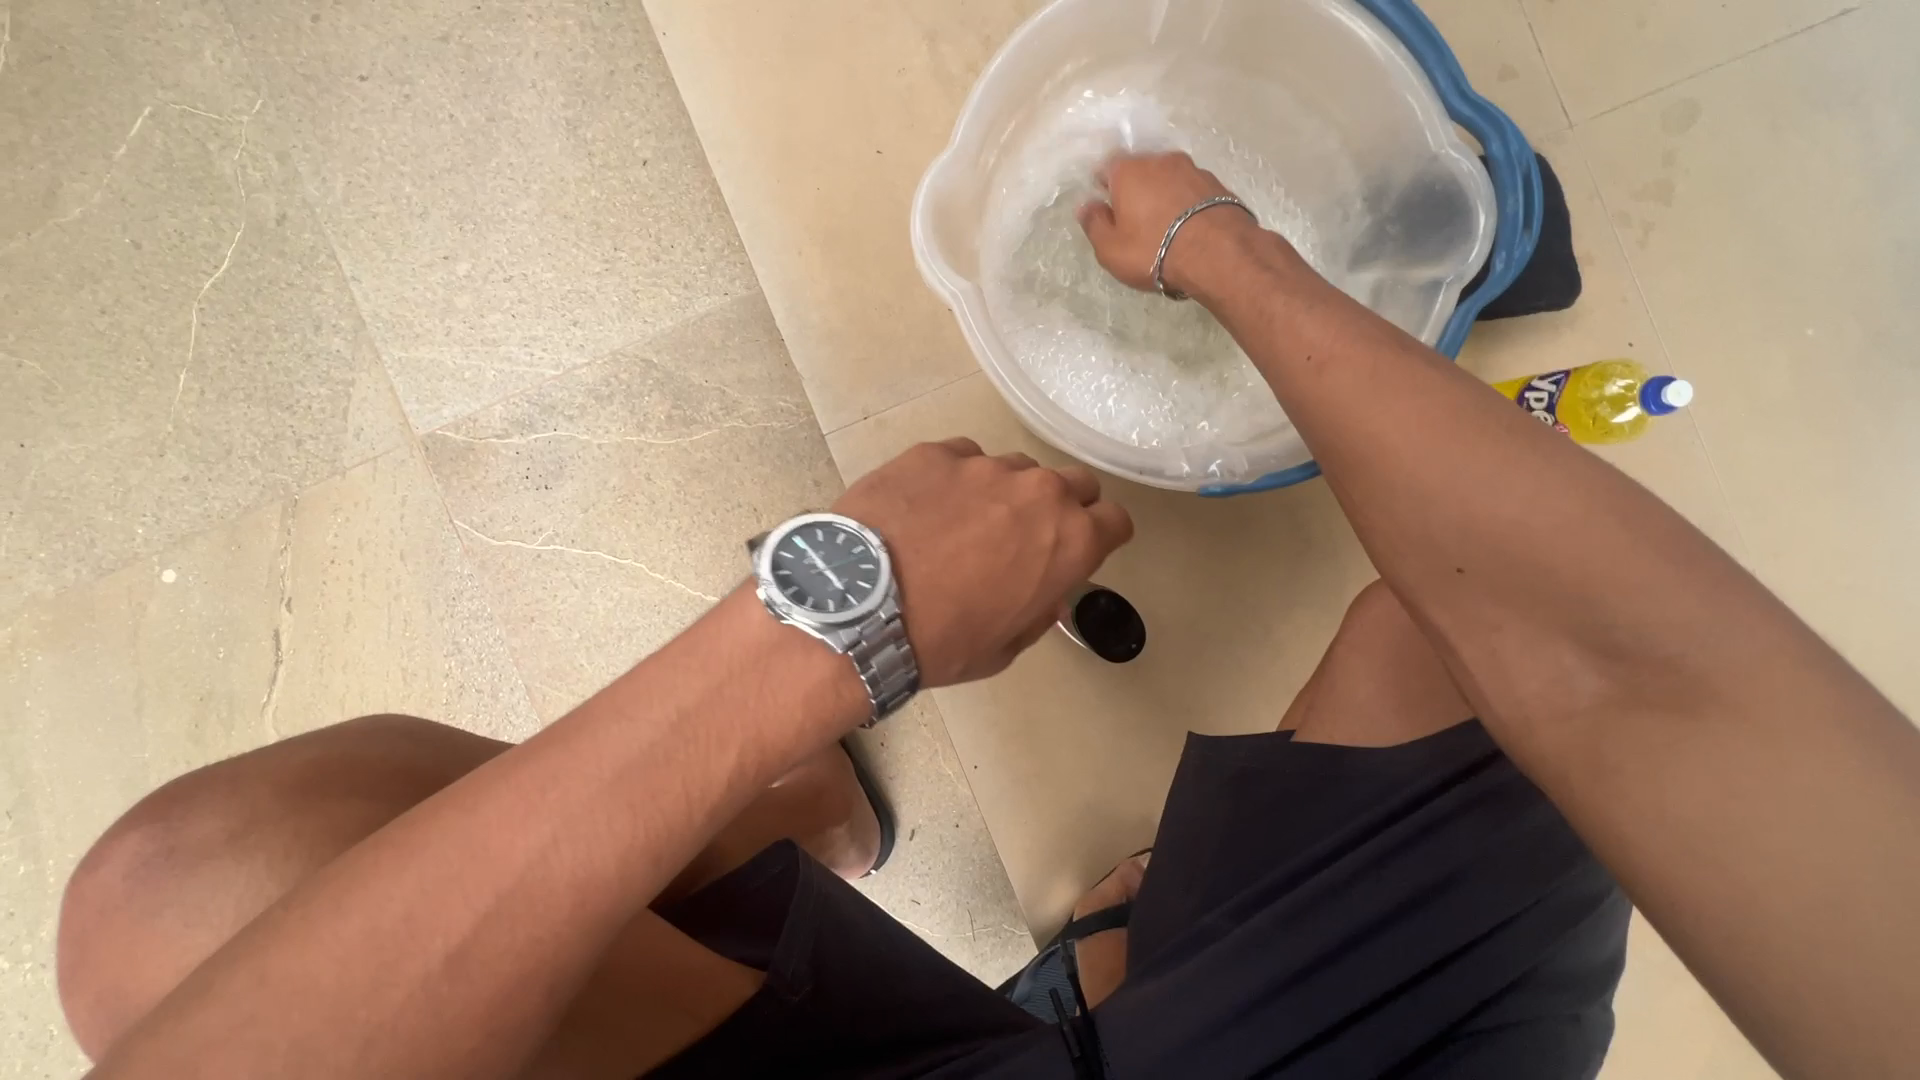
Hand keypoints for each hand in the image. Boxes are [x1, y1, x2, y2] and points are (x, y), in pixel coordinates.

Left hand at [831, 439, 1133, 687]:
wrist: (858, 609)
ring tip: (963, 524)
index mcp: (1070, 541)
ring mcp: (984, 465)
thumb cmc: (940, 641)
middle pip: (1075, 482)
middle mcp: (1038, 492)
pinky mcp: (934, 452)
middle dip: (1062, 506)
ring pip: (1015, 468)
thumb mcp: (1006, 646)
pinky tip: (925, 508)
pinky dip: (955, 479)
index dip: (1101, 536)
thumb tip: (1047, 591)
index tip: (1081, 548)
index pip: (1115, 520)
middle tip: (1027, 536)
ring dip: (1005, 492)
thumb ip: (1039, 610)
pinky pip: (961, 458)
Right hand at [1075, 151, 1269, 298]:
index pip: (1107, 166)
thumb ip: (1094, 224)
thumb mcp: (1110, 248)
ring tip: (1163, 225)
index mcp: (1128, 171)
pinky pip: (1190, 190)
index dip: (1103, 185)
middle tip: (1133, 219)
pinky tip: (1186, 226)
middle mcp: (1160, 160)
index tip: (1105, 206)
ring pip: (1167, 178)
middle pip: (1140, 169)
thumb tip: (1086, 205)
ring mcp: (1192, 168)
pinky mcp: (1216, 184)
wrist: (1216, 252)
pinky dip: (1184, 203)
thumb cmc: (1153, 250)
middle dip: (1134, 189)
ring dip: (1162, 195)